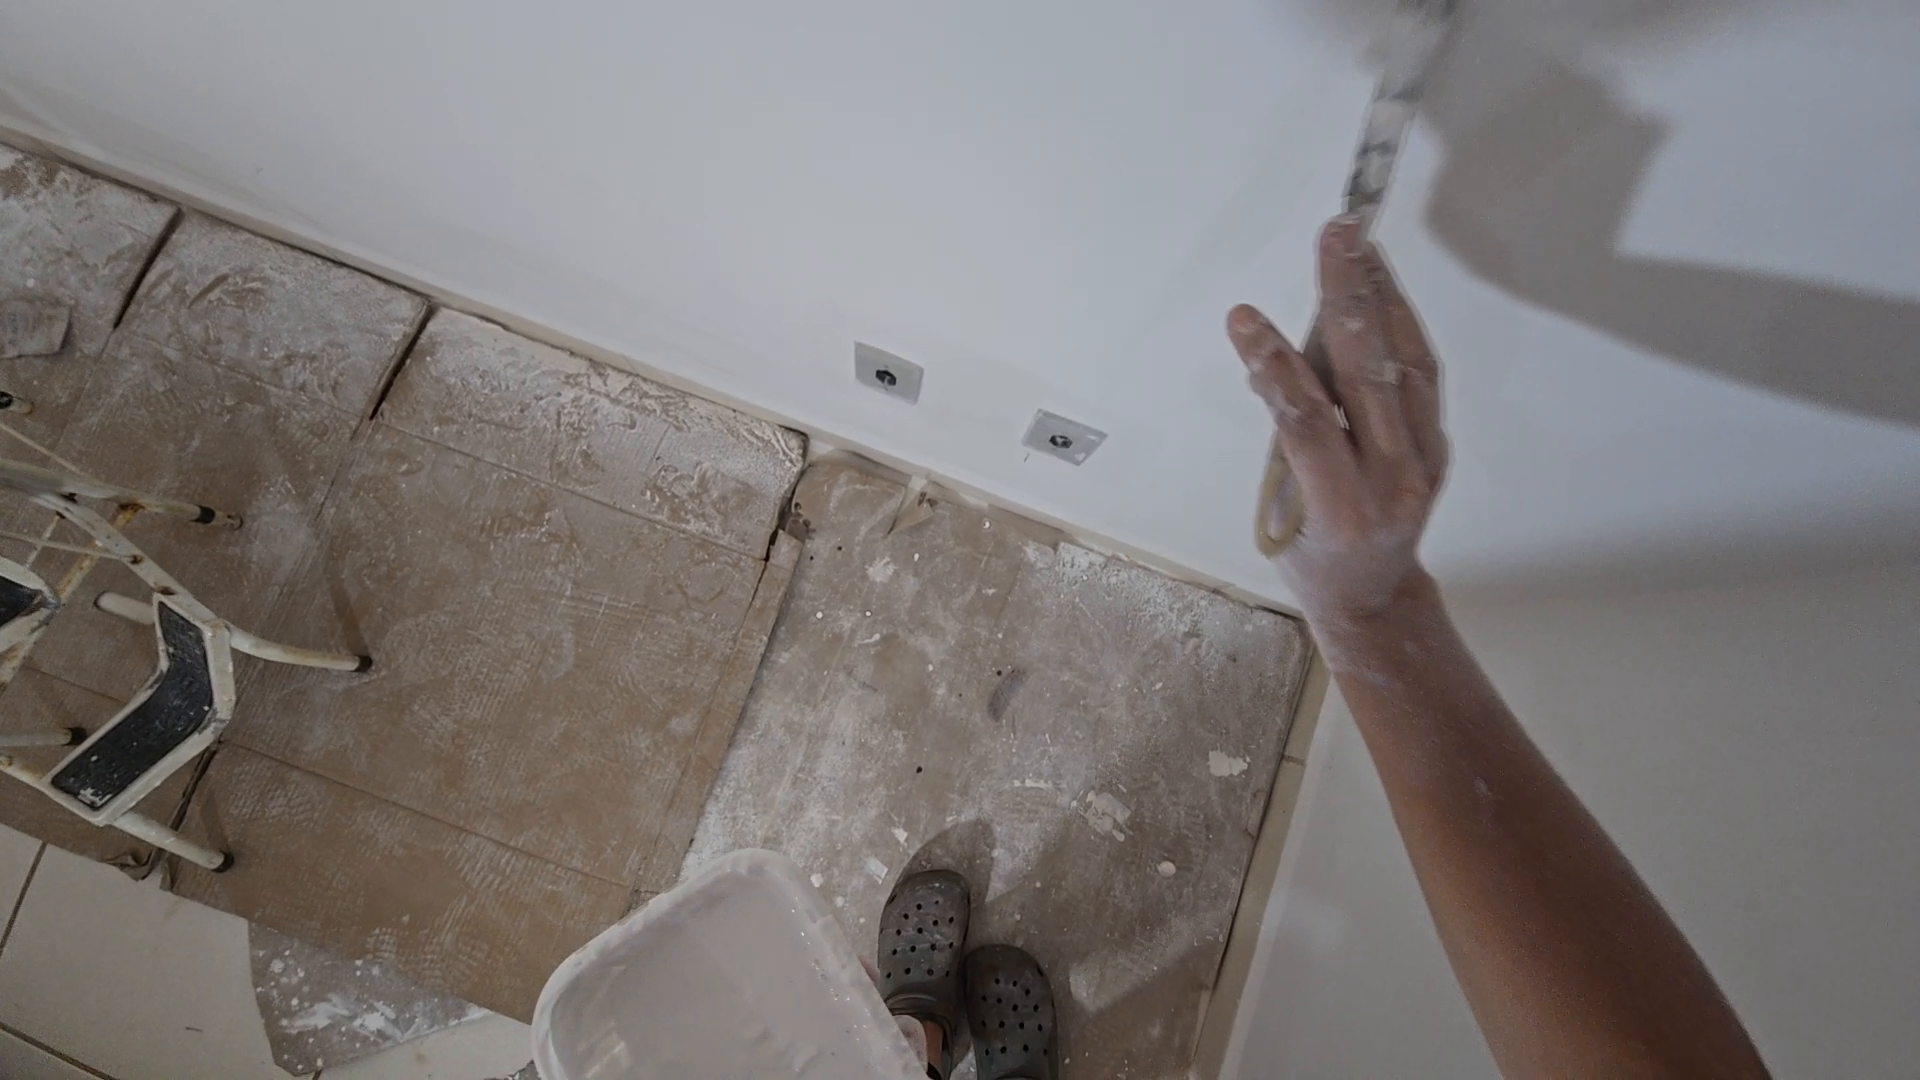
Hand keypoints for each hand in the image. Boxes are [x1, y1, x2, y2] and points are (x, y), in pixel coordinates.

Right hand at [1227, 215, 1447, 621]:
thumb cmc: (1311, 561)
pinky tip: (1380, 291)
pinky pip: (1423, 375)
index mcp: (1341, 508)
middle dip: (1348, 299)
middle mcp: (1395, 481)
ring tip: (1359, 246)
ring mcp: (1426, 461)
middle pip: (1371, 377)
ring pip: (1408, 365)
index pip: (1306, 422)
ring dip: (1381, 298)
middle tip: (1335, 238)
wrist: (1372, 596)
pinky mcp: (1438, 444)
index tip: (1245, 319)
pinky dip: (1400, 325)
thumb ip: (1286, 442)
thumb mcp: (1278, 511)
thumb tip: (1276, 369)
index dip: (1274, 365)